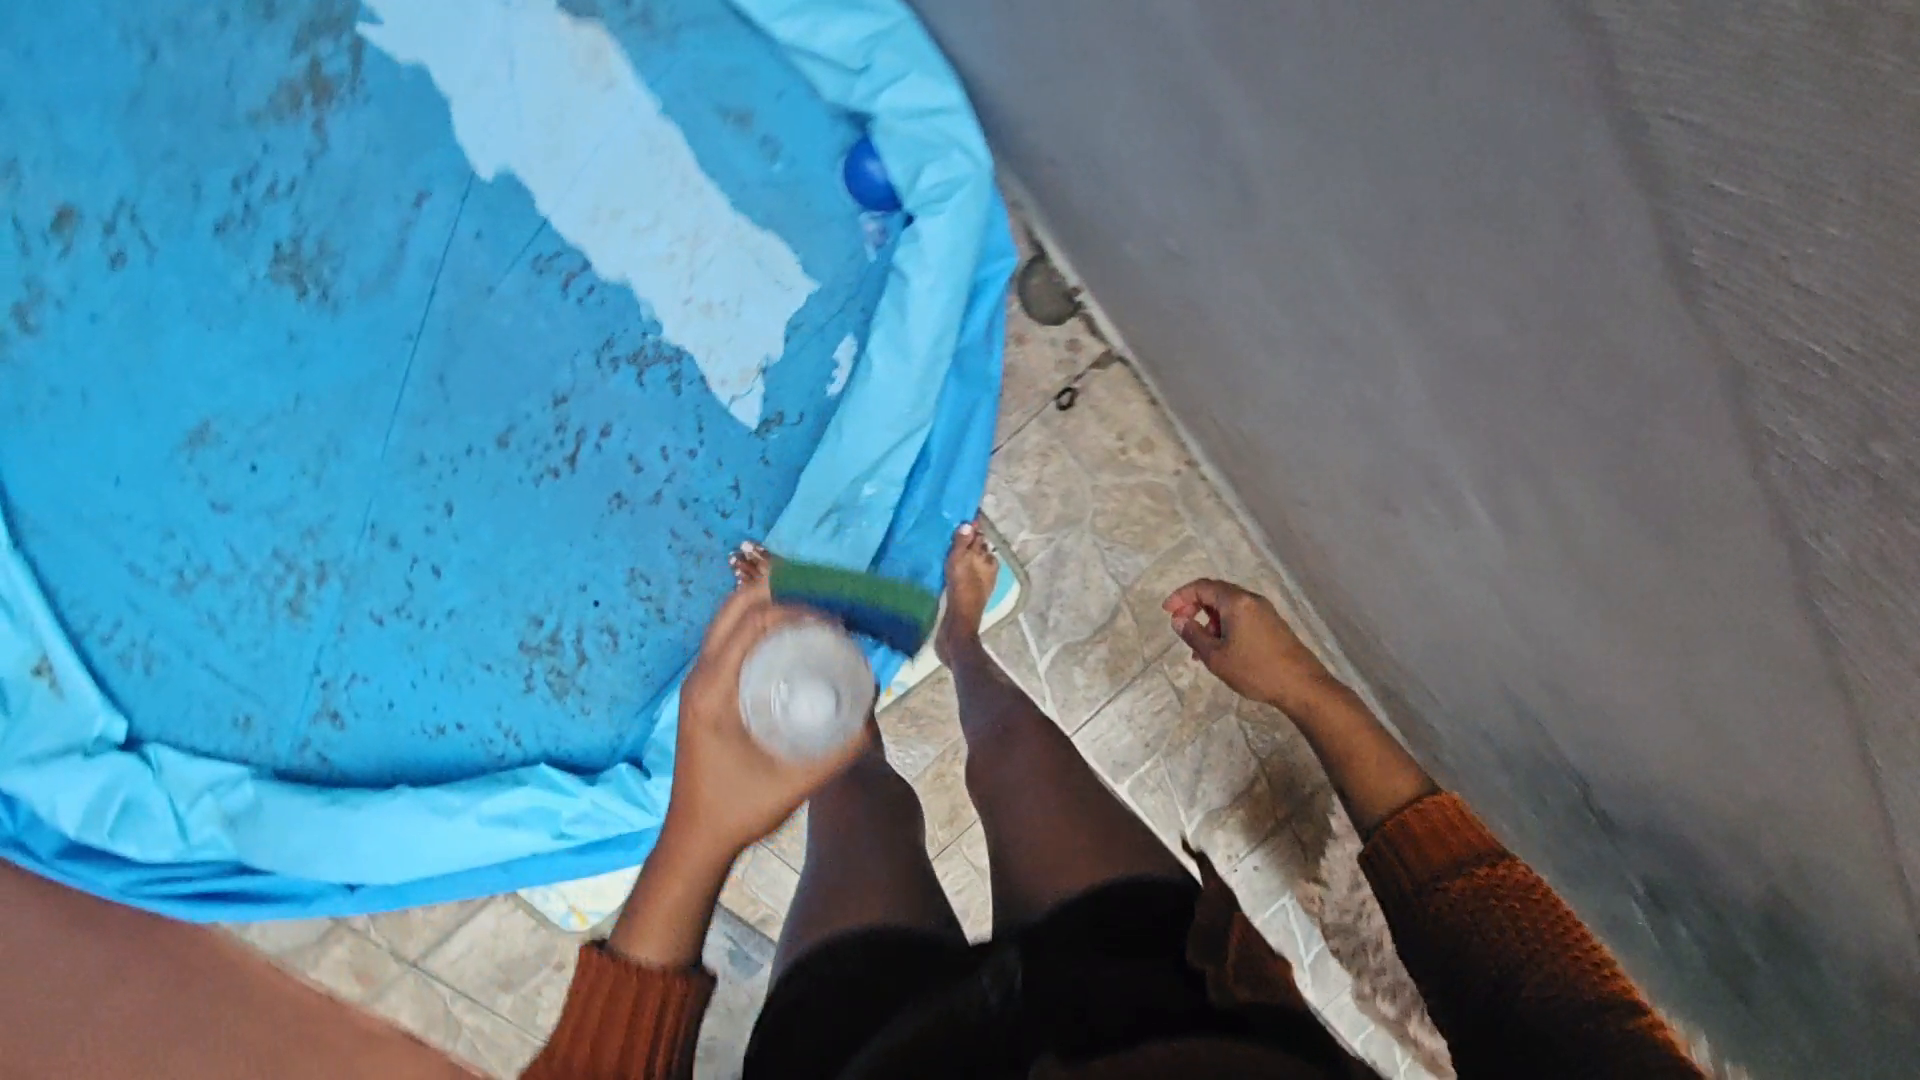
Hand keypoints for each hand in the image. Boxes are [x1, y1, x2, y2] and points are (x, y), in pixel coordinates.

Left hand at [662, 584, 871, 861]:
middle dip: (780, 595)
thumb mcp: (795, 782)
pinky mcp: (704, 691)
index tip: (831, 622)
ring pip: (728, 620)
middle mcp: (700, 677)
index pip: (751, 623)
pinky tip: (790, 641)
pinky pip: (729, 640)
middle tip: (823, 608)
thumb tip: (869, 713)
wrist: (696, 839)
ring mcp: (698, 682)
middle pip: (734, 608)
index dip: (794, 610)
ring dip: (768, 607)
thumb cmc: (738, 810)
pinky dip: (758, 626)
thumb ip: (838, 752)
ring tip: (812, 618)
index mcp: (712, 690)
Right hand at [1164, 578, 1338, 711]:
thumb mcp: (1216, 656)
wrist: (1302, 686)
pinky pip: (1241, 617)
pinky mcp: (1272, 625)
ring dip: (1209, 622)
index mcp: (1236, 602)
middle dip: (1194, 608)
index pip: (1202, 587)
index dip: (1181, 596)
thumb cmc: (1255, 670)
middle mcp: (1251, 600)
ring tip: (1199, 649)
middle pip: (1216, 594)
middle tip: (1181, 627)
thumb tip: (1177, 620)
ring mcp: (1264, 612)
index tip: (1167, 612)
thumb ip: (1193, 635)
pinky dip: (1225, 627)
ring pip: (1228, 608)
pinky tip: (1220, 651)